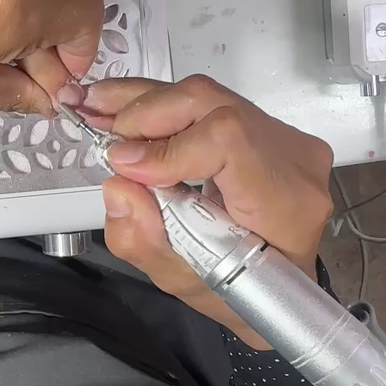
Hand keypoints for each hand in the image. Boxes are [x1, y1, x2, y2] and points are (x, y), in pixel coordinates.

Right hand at [85, 75, 334, 349]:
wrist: (276, 283)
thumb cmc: (238, 290)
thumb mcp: (181, 281)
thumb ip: (144, 240)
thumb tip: (119, 186)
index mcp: (285, 204)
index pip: (228, 140)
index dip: (168, 146)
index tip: (123, 166)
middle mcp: (292, 159)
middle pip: (211, 103)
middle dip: (145, 116)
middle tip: (106, 141)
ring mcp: (280, 136)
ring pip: (203, 94)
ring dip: (142, 103)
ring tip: (93, 109)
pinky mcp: (261, 126)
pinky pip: (205, 100)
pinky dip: (156, 104)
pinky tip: (119, 108)